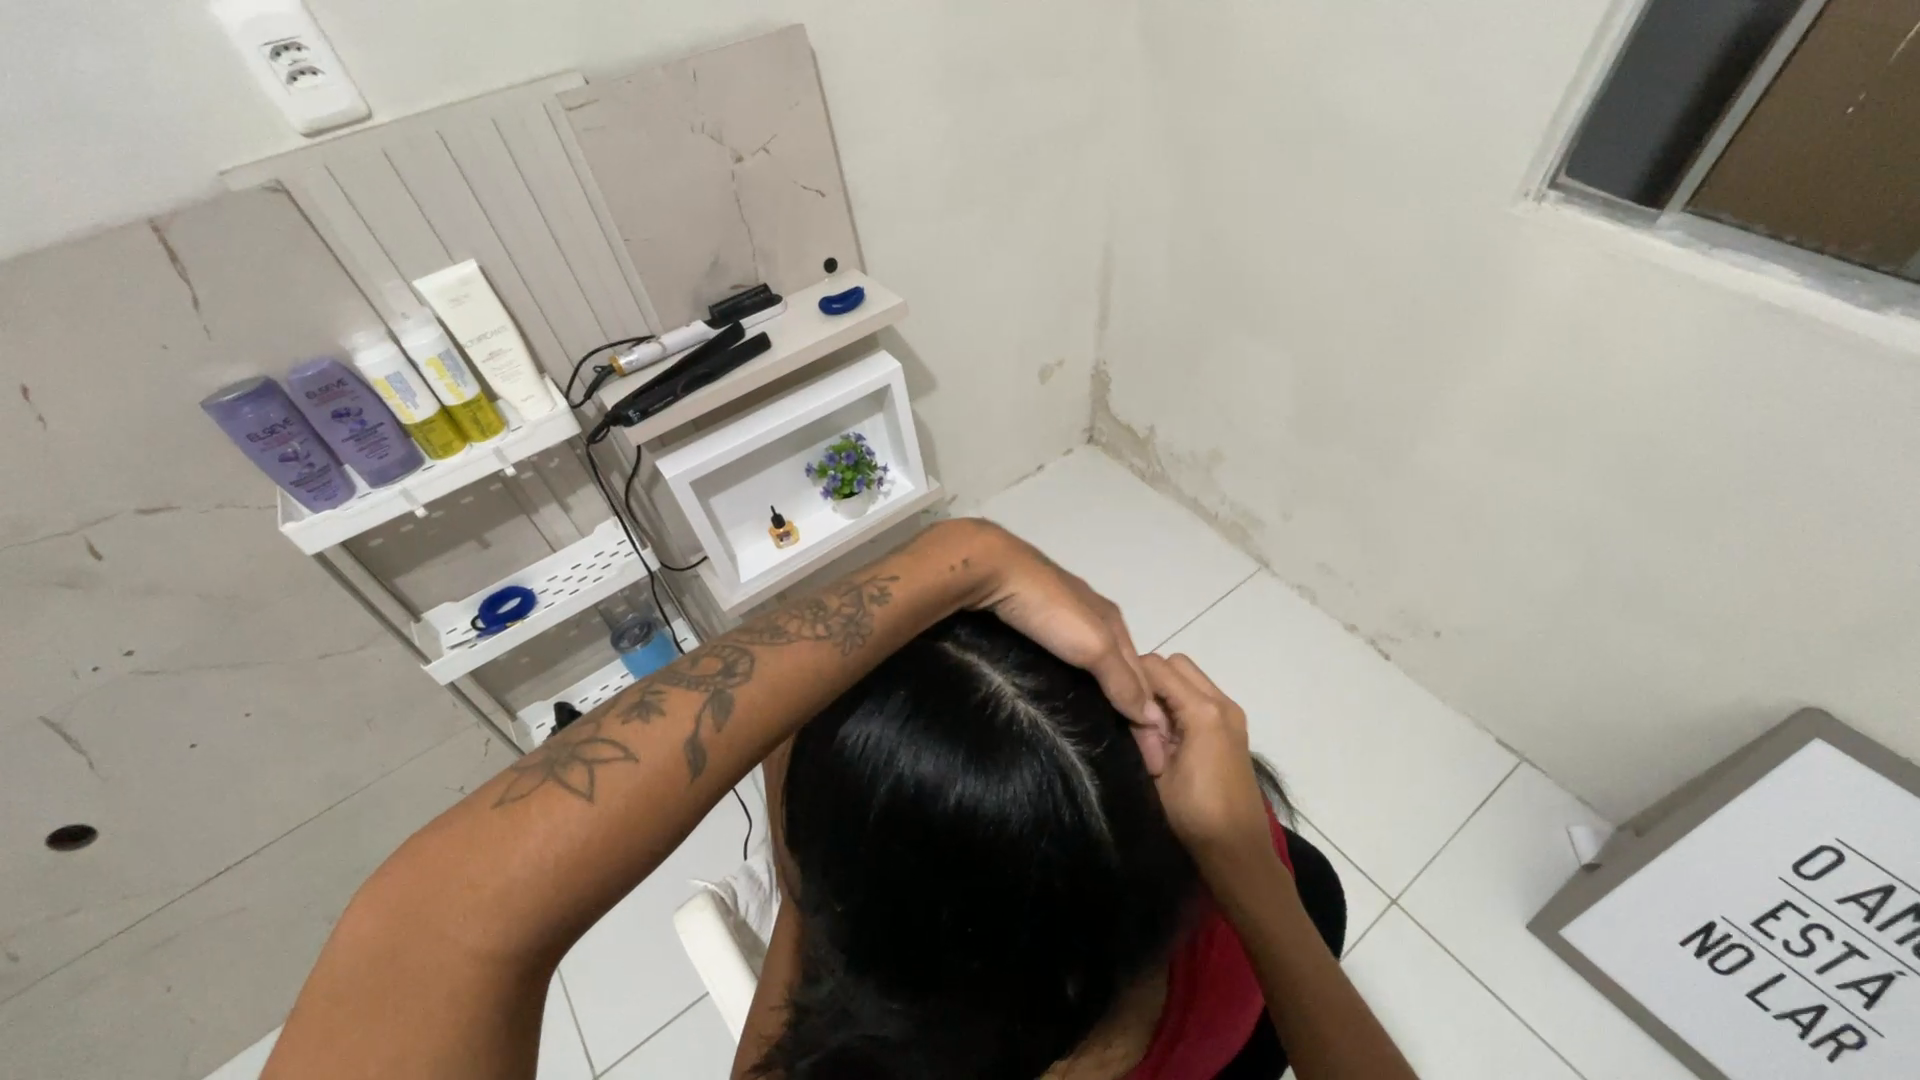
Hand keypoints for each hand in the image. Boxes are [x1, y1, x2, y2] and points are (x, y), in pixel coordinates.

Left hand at [954, 519, 1169, 770]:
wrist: (991, 570)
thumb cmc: (1050, 609)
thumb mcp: (1093, 646)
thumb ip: (1121, 679)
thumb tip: (1152, 718)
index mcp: (1111, 618)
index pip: (1139, 670)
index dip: (1146, 706)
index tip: (1150, 747)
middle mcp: (1088, 613)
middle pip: (1115, 660)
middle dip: (1123, 694)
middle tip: (1121, 737)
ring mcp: (1055, 612)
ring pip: (1084, 654)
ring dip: (1093, 684)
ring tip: (1089, 719)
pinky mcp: (1024, 616)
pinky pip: (1054, 650)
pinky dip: (1064, 672)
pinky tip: (1054, 688)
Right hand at [1143, 654, 1272, 864]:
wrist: (1237, 848)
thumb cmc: (1193, 813)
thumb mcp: (1157, 770)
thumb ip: (1142, 731)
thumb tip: (1128, 705)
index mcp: (1203, 711)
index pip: (1157, 666)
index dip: (1132, 679)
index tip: (1118, 702)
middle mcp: (1222, 703)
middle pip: (1176, 663)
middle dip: (1151, 678)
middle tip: (1135, 712)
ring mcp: (1231, 713)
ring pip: (1190, 676)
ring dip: (1167, 689)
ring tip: (1153, 725)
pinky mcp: (1233, 726)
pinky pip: (1201, 694)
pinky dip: (1182, 701)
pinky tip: (1170, 733)